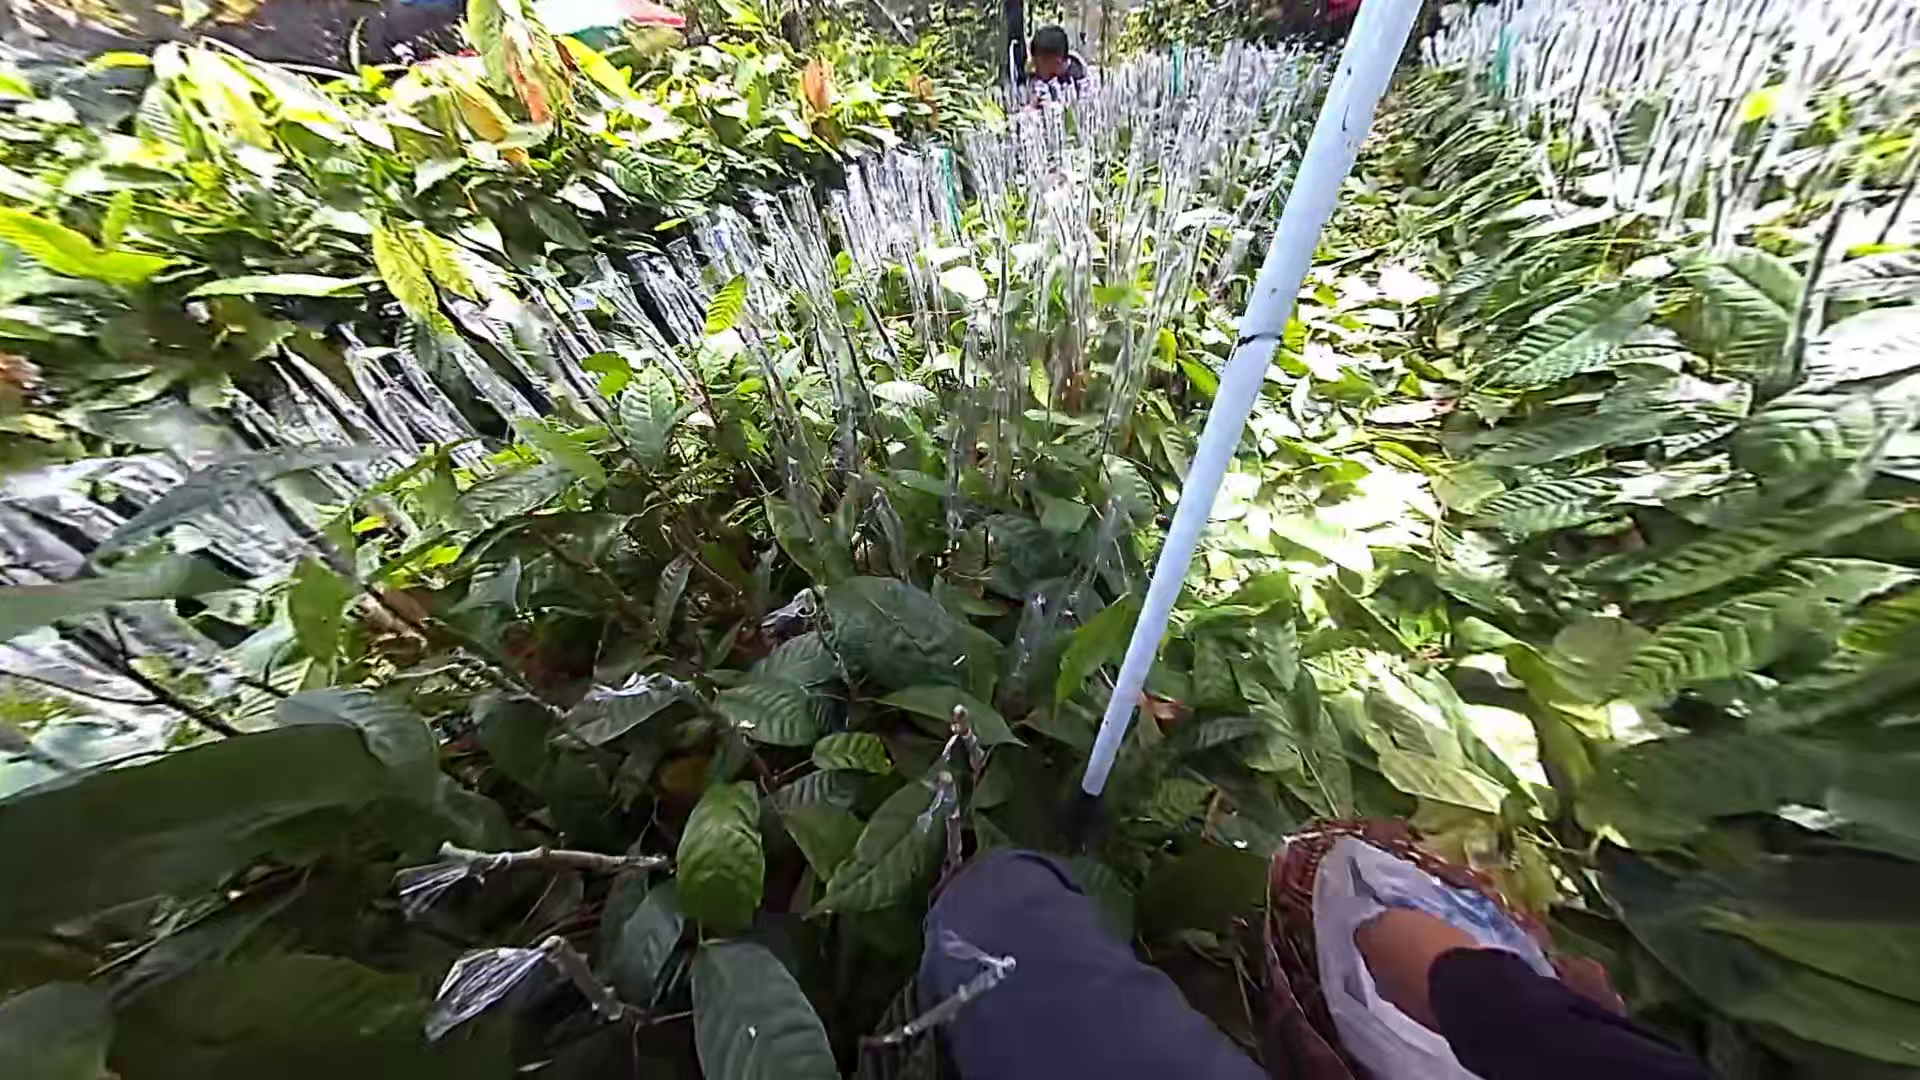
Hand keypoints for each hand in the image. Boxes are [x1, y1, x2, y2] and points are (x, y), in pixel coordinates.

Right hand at [1353, 907, 1477, 1031]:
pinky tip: (1450, 969)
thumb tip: (1386, 976)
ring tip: (1432, 971)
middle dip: (1397, 943)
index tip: (1384, 970)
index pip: (1363, 937)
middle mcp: (1391, 915)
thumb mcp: (1389, 988)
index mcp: (1367, 930)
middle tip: (1407, 968)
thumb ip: (1383, 975)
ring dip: (1420, 944)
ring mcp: (1423, 917)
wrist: (1462, 984)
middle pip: (1389, 927)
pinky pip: (1441, 936)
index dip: (1374, 954)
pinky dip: (1442, 948)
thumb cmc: (1416, 989)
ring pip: (1416, 929)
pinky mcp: (1452, 925)